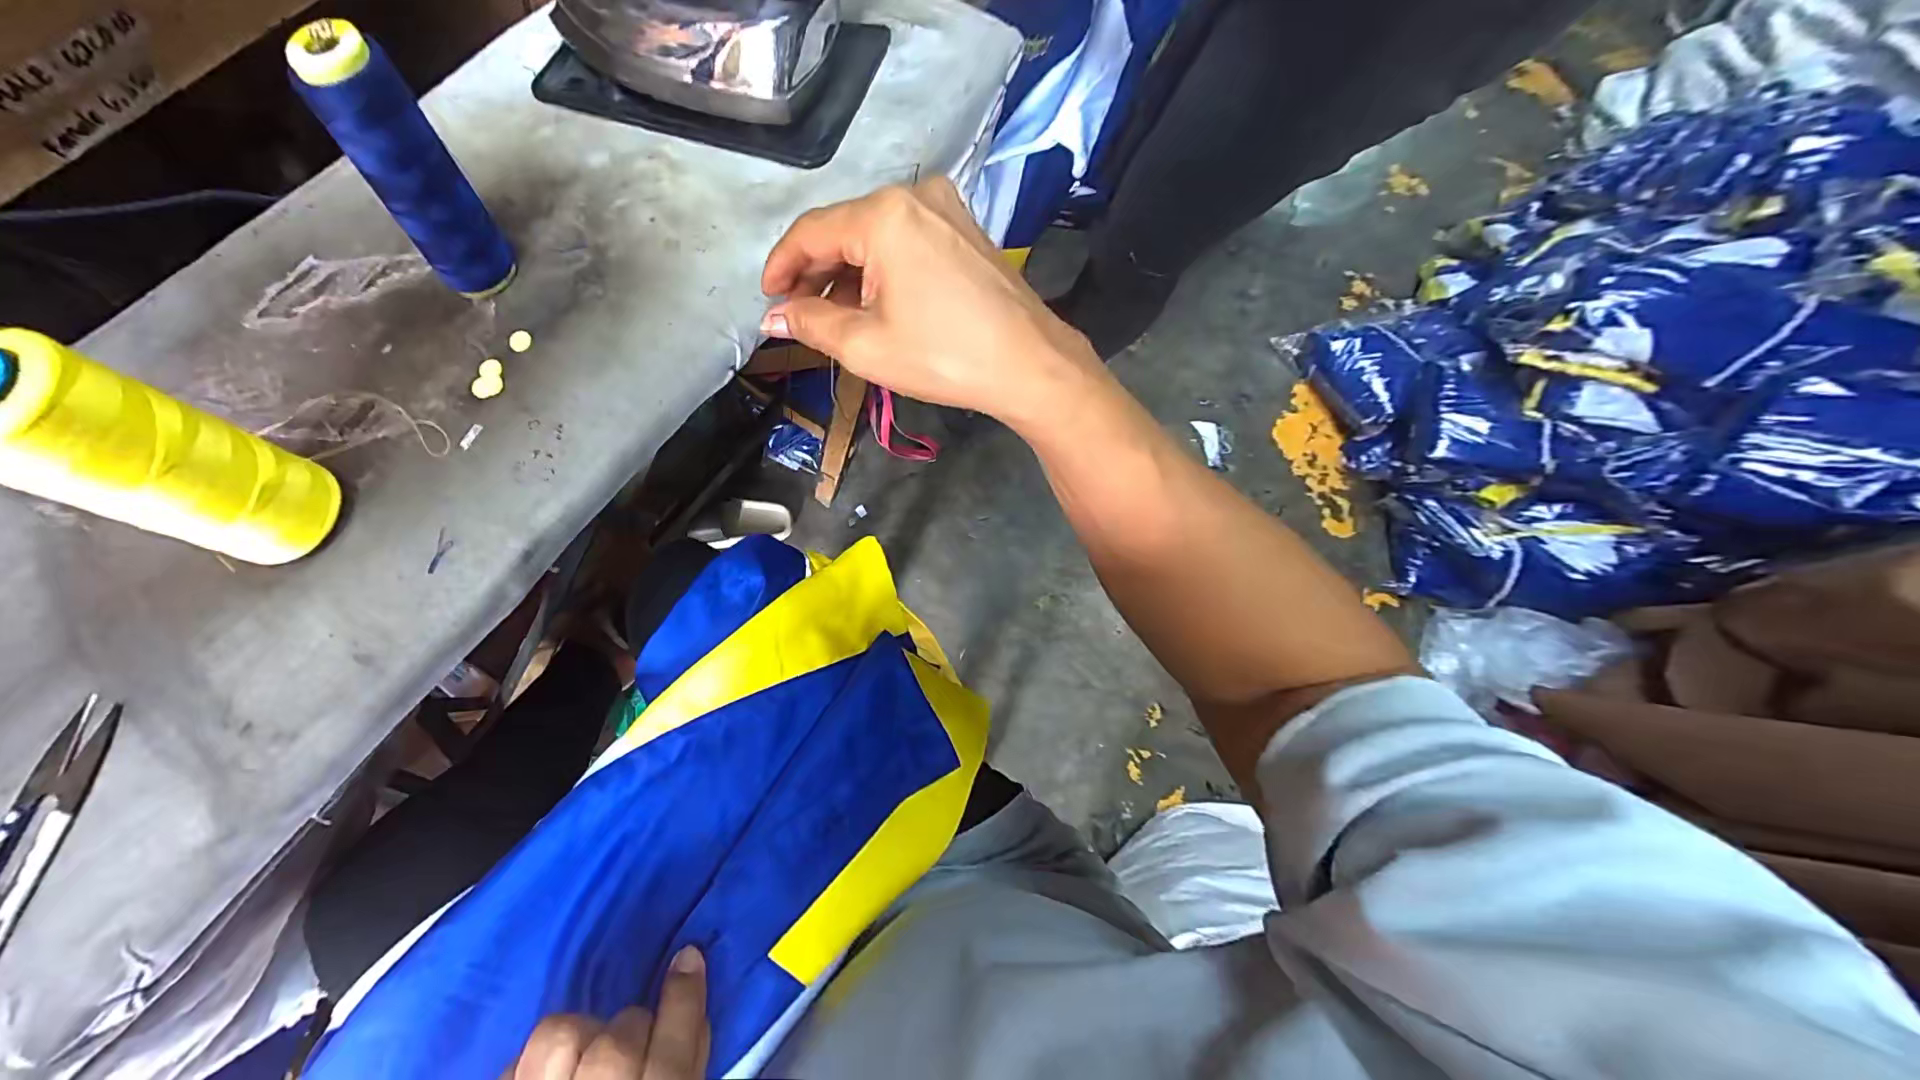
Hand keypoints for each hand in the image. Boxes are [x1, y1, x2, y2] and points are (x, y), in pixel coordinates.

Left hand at [509, 946, 709, 1079]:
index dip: (683, 997)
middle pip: (618, 1044)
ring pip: (560, 1038)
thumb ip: (686, 1054)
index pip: (674, 1051)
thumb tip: (690, 994)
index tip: (688, 955)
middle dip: (628, 1030)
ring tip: (583, 1055)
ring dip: (577, 1037)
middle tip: (633, 1039)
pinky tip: (545, 1075)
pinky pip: (511, 1064)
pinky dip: (530, 1065)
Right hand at [760, 178, 1102, 430]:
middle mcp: (916, 196)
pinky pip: (908, 241)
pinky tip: (877, 303)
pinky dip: (884, 269)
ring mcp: (947, 209)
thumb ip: (811, 323)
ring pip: (877, 236)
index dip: (782, 266)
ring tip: (836, 317)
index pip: (811, 232)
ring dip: (851, 274)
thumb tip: (775, 316)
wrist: (1031, 366)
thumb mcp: (866, 346)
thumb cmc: (946, 357)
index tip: (767, 298)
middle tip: (799, 314)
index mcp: (885, 215)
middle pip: (845, 230)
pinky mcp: (966, 229)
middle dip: (817, 273)